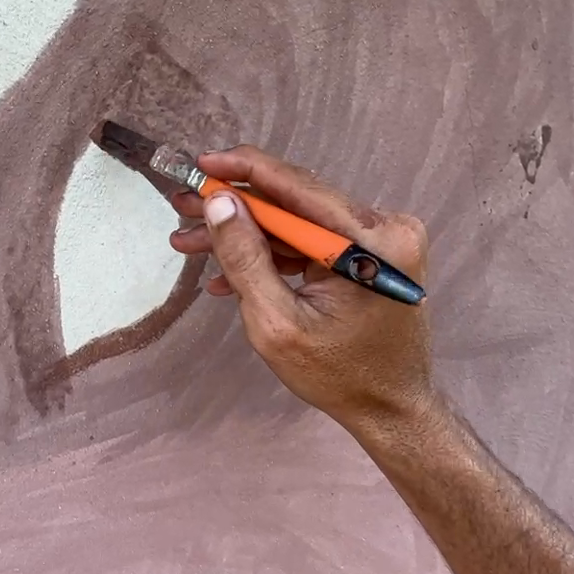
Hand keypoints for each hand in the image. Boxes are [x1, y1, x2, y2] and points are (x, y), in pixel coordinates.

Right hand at [168, 146, 440, 448]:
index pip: (297, 188)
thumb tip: (219, 202)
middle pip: (292, 203)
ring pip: (295, 224)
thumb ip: (246, 259)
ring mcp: (379, 241)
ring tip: (190, 242)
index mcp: (371, 241)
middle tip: (182, 206)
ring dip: (244, 236)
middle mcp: (384, 228)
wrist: (391, 409)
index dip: (243, 172)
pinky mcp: (368, 255)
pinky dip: (270, 255)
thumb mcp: (277, 322)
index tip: (199, 164)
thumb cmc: (337, 375)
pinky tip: (225, 275)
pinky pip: (309, 244)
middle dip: (233, 209)